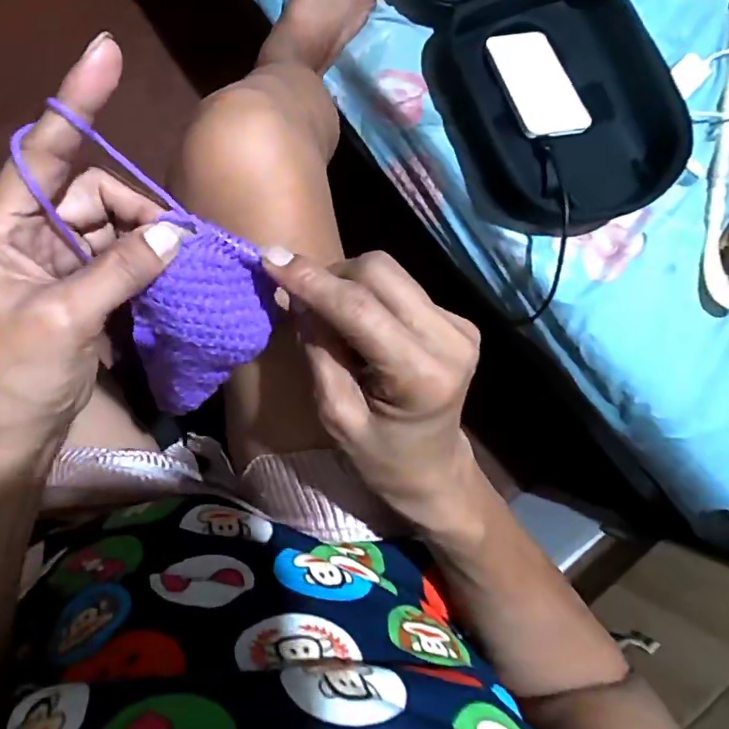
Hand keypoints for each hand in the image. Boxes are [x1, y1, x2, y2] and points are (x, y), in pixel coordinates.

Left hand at [0, 34, 184, 466]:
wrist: (4, 452)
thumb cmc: (16, 385)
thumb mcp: (68, 321)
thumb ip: (122, 268)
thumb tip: (176, 231)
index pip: (38, 156)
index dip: (74, 103)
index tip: (104, 51)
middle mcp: (11, 241)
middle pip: (79, 196)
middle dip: (129, 209)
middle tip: (176, 236)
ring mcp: (36, 268)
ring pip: (95, 229)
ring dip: (135, 239)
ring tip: (173, 259)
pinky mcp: (56, 294)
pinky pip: (99, 261)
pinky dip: (129, 264)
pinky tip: (157, 272)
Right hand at [261, 249, 484, 525]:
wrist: (434, 469)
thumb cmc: (380, 456)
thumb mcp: (335, 416)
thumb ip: (317, 353)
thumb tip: (297, 296)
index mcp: (421, 374)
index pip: (360, 309)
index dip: (312, 280)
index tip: (270, 260)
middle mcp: (450, 339)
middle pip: (378, 272)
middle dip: (329, 277)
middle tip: (302, 303)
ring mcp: (459, 324)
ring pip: (388, 271)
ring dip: (346, 282)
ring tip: (330, 320)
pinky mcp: (456, 318)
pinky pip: (398, 285)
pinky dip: (366, 294)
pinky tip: (359, 326)